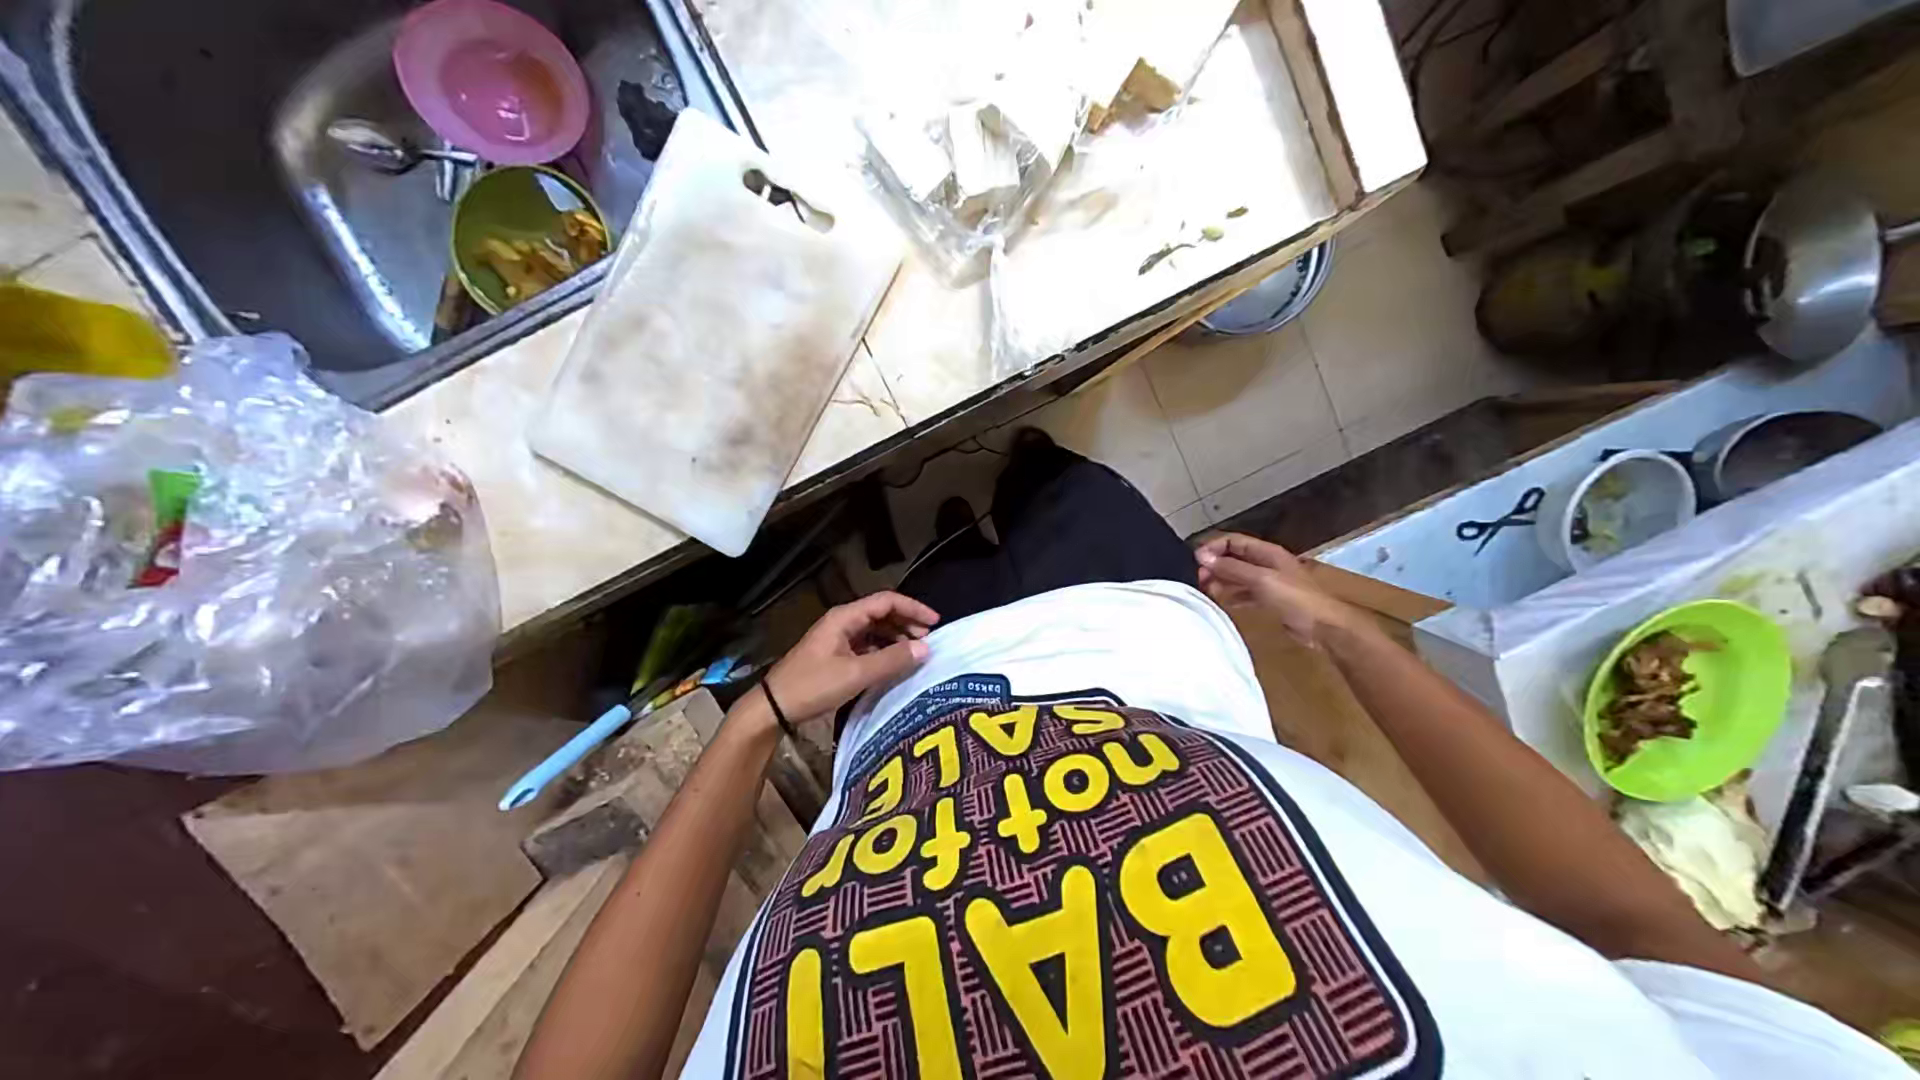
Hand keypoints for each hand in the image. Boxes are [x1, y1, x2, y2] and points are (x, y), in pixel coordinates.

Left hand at [763, 592, 939, 721]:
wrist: (775, 707)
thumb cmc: (813, 686)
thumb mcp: (856, 673)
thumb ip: (892, 659)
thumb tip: (925, 648)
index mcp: (845, 617)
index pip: (886, 601)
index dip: (913, 608)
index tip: (935, 623)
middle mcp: (842, 622)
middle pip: (881, 613)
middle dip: (907, 623)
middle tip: (928, 641)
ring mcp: (838, 639)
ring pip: (875, 630)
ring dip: (896, 638)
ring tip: (916, 653)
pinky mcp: (836, 655)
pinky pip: (867, 645)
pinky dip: (884, 650)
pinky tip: (895, 664)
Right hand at [1194, 533, 1365, 647]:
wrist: (1323, 627)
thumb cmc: (1295, 599)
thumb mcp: (1261, 579)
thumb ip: (1232, 568)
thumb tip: (1203, 557)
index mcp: (1267, 553)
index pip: (1234, 541)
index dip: (1214, 547)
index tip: (1196, 560)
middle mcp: (1266, 564)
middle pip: (1234, 558)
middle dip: (1214, 565)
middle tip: (1198, 578)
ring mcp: (1268, 583)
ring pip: (1237, 576)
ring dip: (1220, 581)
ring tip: (1205, 590)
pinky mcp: (1269, 601)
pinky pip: (1244, 594)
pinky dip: (1231, 596)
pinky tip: (1221, 602)